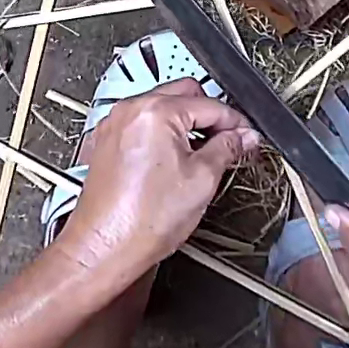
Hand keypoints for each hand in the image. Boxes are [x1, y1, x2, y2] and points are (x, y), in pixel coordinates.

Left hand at [51, 79, 259, 287]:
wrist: (100, 253)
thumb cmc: (140, 222)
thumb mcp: (203, 178)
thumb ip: (229, 147)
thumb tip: (244, 136)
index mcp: (157, 112)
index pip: (211, 105)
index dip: (236, 123)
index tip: (247, 136)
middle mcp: (131, 110)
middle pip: (186, 95)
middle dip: (211, 116)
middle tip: (229, 139)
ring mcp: (114, 126)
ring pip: (164, 106)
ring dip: (187, 122)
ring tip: (203, 153)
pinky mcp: (106, 143)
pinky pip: (143, 123)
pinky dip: (163, 133)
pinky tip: (175, 159)